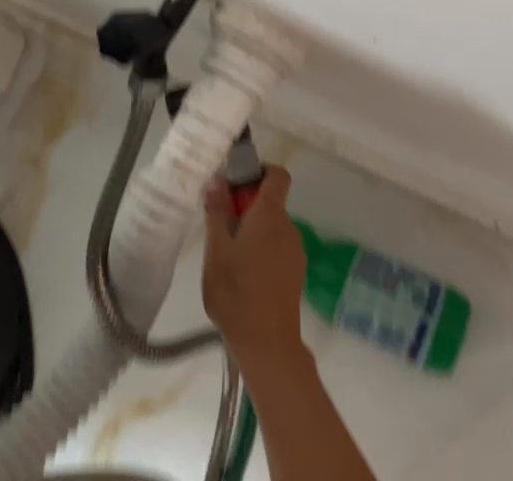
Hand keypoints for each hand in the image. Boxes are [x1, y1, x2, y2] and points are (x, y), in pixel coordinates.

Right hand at [202, 165, 306, 366]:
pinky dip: (262, 251)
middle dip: (246, 208)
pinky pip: (278, 248)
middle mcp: (289, 227)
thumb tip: (218, 180)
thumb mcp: (216, 250)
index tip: (235, 184)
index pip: (277, 175)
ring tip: (227, 259)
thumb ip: (218, 212)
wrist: (266, 341)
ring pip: (272, 228)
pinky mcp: (297, 271)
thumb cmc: (235, 291)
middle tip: (219, 229)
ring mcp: (296, 250)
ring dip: (252, 232)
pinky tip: (243, 277)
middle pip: (271, 203)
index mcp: (270, 216)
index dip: (259, 171)